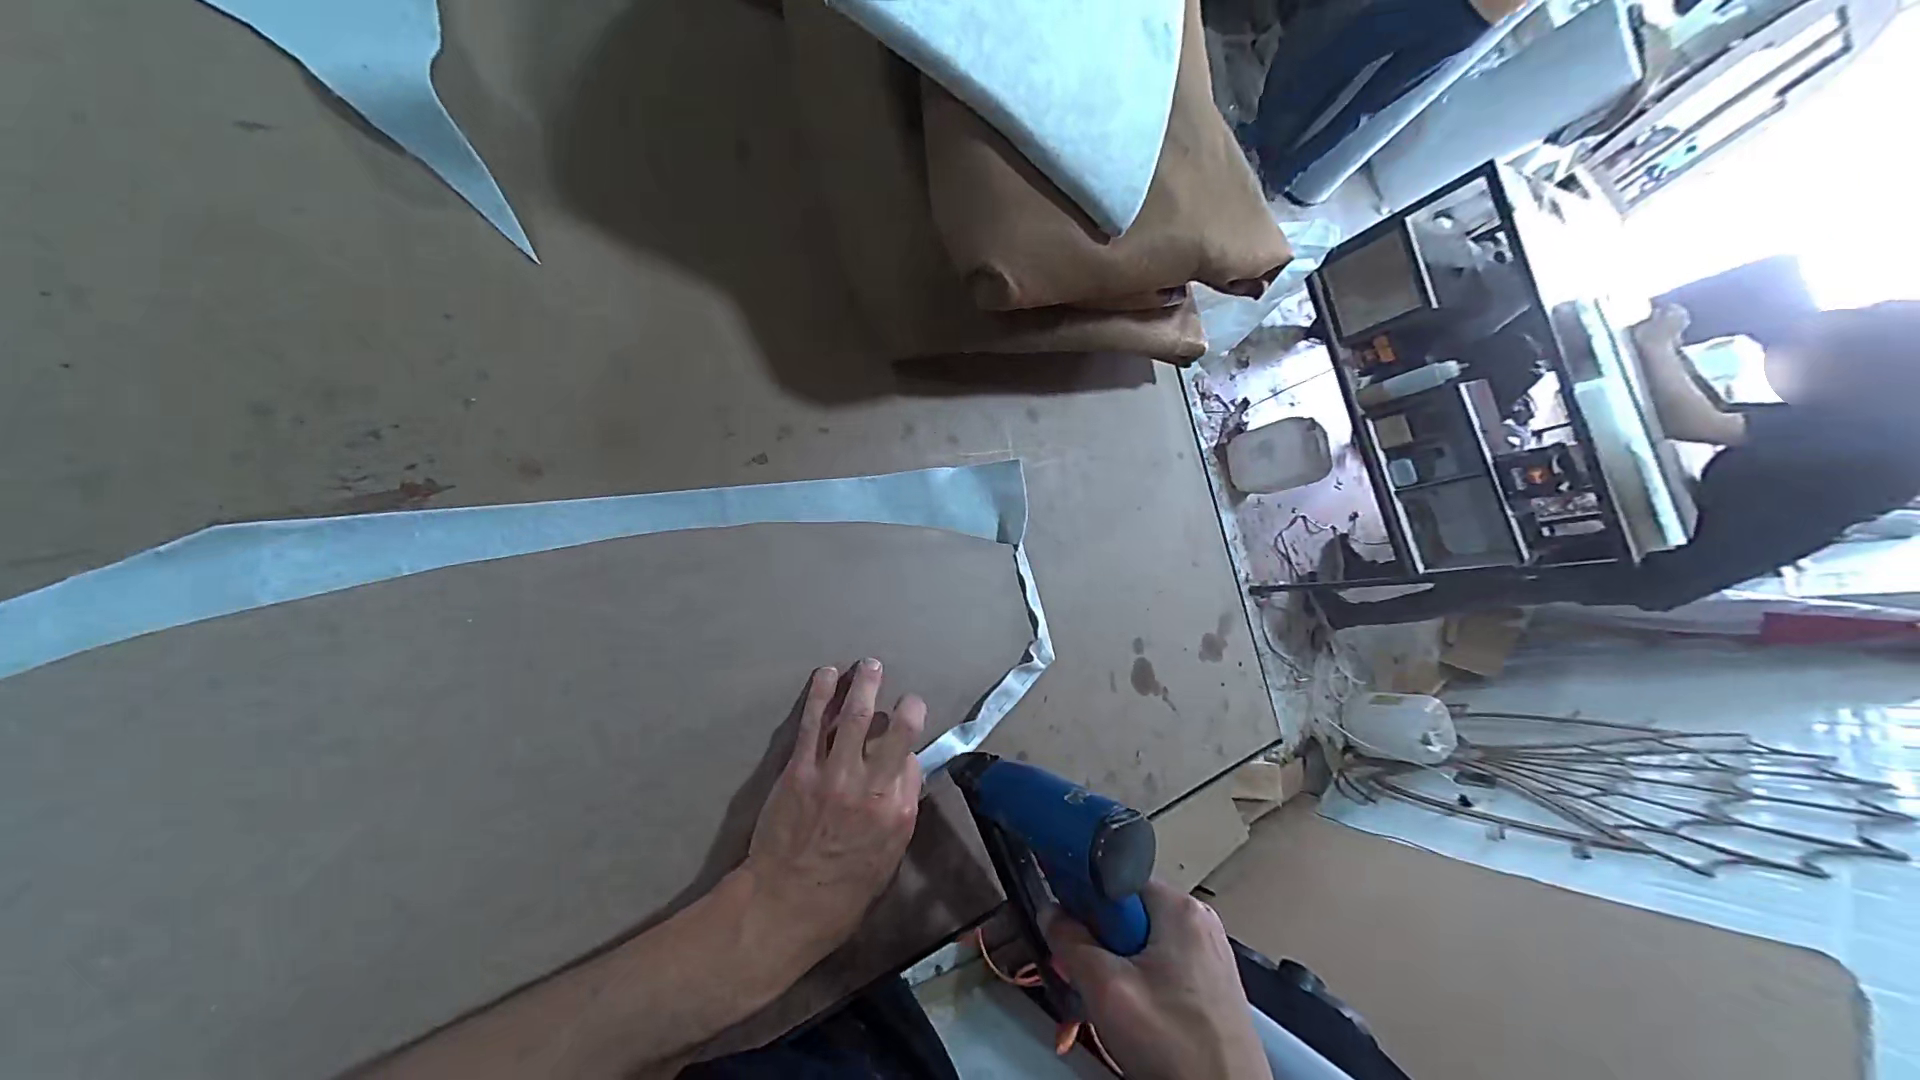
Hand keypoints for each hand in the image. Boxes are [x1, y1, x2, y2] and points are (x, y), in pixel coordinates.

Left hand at [742, 660, 925, 961]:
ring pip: (855, 717)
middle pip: (896, 731)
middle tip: (903, 692)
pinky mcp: (799, 770)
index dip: (908, 747)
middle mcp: (871, 788)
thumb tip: (901, 774)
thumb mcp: (887, 860)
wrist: (782, 906)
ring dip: (864, 685)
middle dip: (904, 703)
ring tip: (869, 665)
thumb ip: (898, 812)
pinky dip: (821, 695)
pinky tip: (826, 675)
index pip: (912, 761)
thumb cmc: (840, 893)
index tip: (904, 739)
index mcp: (897, 813)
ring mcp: (833, 775)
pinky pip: (814, 724)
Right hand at [1045, 880, 1272, 1079]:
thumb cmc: (1180, 1052)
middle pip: (1123, 917)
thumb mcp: (1106, 990)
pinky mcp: (1206, 987)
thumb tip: (1050, 913)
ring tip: (1099, 1010)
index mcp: (1180, 908)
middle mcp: (1196, 924)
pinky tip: (1122, 1020)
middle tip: (1079, 981)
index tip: (1063, 925)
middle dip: (1094, 949)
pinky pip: (1155, 972)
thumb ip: (1070, 942)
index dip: (1082, 902)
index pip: (1113, 880)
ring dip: (1109, 975)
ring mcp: (1204, 957)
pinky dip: (1132, 990)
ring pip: (1135, 949)